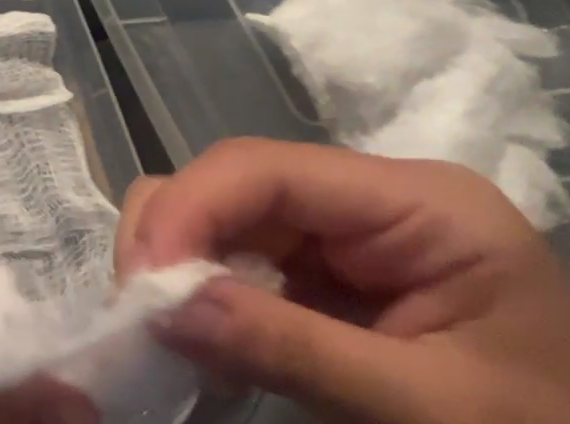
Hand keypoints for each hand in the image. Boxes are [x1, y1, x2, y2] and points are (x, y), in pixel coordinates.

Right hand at [117, 138, 569, 423]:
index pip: (261, 168)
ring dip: (174, 267)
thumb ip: (296, 350)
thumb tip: (162, 308)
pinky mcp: (318, 268)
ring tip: (166, 330)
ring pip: (213, 215)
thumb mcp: (429, 408)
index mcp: (421, 204)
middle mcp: (368, 198)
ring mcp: (340, 231)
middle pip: (226, 184)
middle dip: (170, 241)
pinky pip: (229, 256)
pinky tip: (197, 335)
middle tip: (142, 313)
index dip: (186, 211)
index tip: (140, 282)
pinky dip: (196, 292)